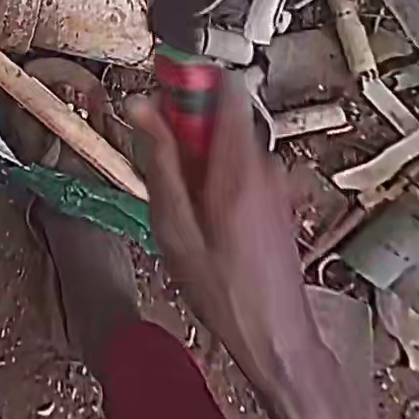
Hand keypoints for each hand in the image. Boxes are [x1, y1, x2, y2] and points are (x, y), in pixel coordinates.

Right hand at [125, 73, 309, 368]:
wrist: (277, 340)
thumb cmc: (225, 290)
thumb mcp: (174, 224)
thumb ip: (159, 158)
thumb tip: (141, 108)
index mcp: (238, 166)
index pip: (224, 87)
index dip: (189, 78)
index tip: (161, 85)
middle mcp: (264, 164)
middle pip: (219, 113)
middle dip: (184, 123)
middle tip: (160, 156)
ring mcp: (275, 179)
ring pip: (226, 137)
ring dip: (197, 151)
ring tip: (180, 194)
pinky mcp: (276, 193)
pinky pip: (239, 159)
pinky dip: (214, 168)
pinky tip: (202, 208)